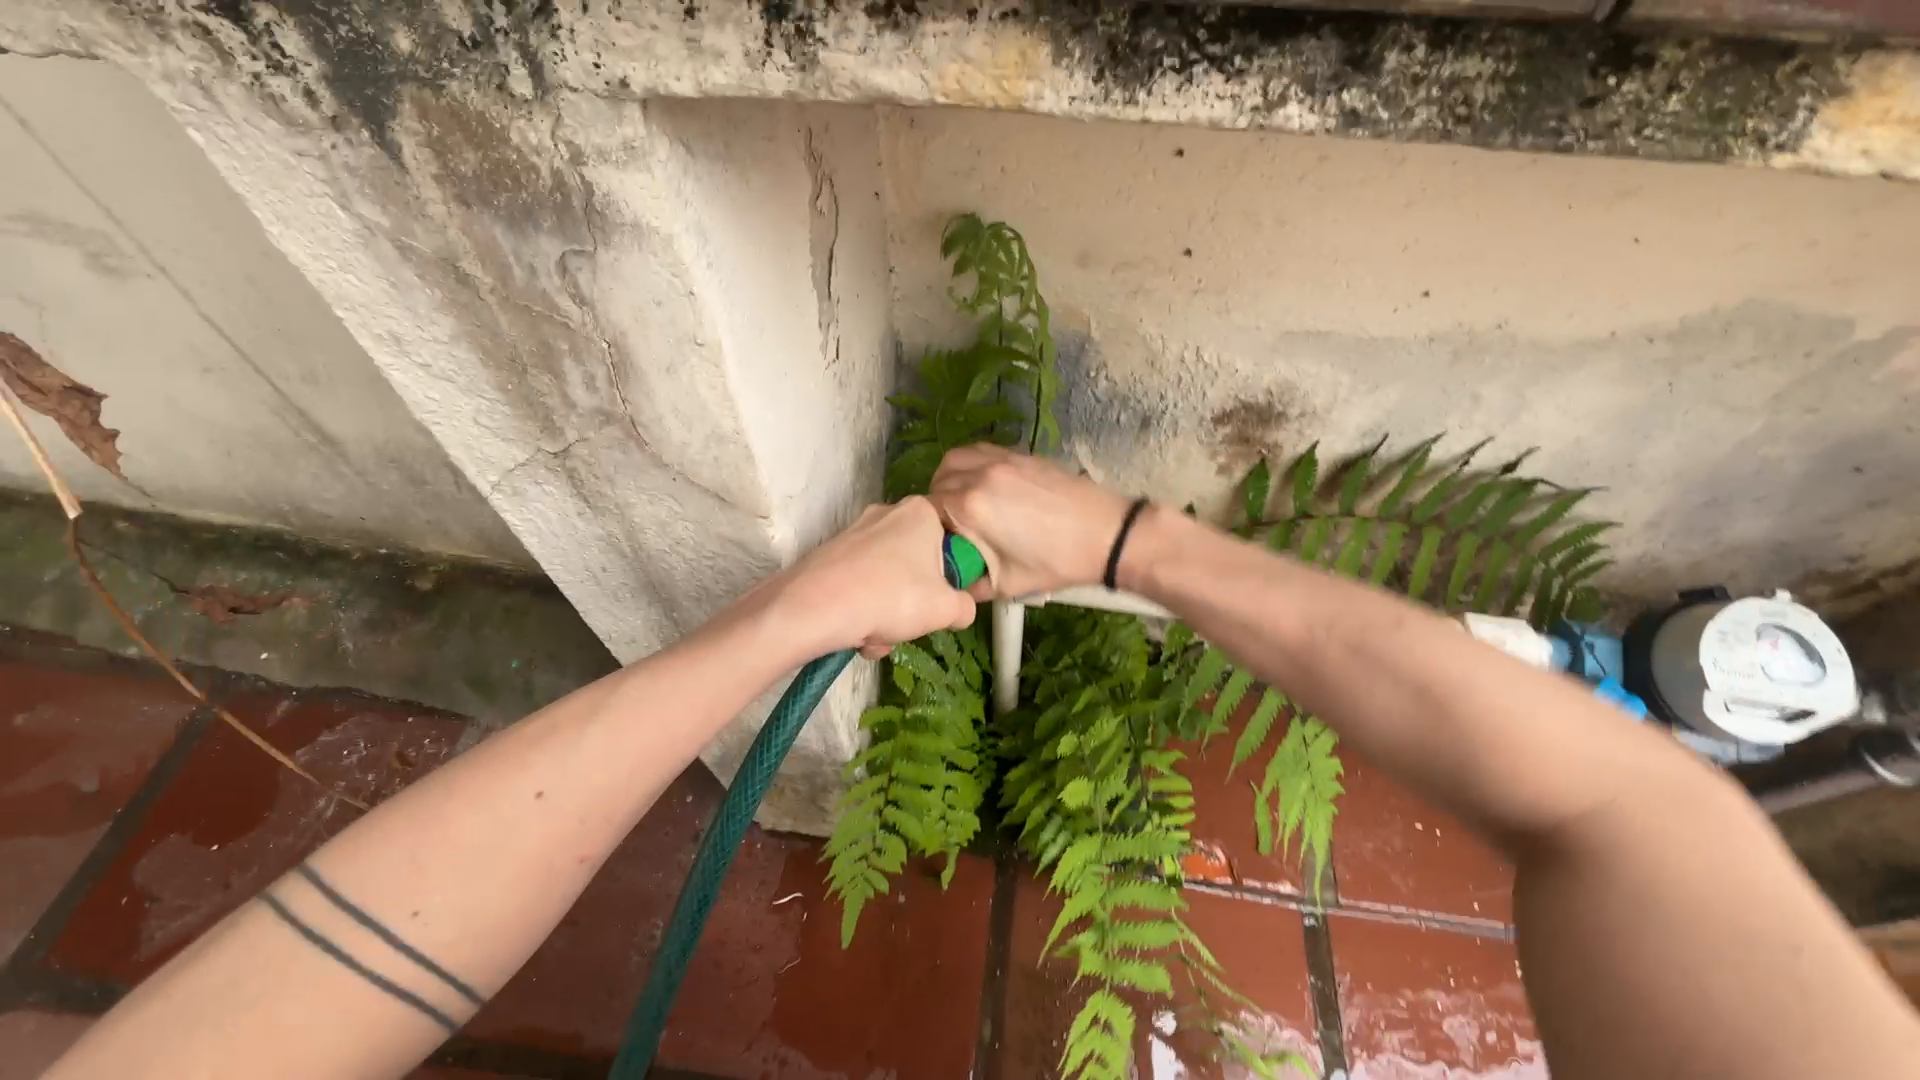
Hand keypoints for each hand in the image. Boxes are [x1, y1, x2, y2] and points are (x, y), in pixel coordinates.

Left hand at [767, 496, 976, 658]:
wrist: (815, 607)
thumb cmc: (892, 597)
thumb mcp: (946, 609)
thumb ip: (966, 607)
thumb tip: (961, 608)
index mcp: (922, 512)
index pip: (954, 539)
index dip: (957, 574)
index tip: (950, 599)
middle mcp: (887, 512)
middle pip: (919, 561)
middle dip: (917, 599)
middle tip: (913, 623)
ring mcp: (855, 532)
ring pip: (889, 578)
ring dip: (889, 613)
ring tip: (879, 635)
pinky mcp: (832, 554)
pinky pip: (862, 584)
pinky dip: (864, 609)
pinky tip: (858, 633)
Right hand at [929, 444, 1134, 597]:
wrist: (1107, 535)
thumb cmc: (1057, 562)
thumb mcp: (1007, 585)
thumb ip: (969, 585)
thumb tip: (949, 585)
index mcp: (971, 506)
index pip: (925, 510)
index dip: (927, 530)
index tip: (939, 545)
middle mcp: (980, 475)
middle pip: (936, 484)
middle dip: (937, 507)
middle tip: (952, 530)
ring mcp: (1001, 459)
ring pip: (953, 461)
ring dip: (948, 481)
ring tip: (962, 505)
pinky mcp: (1019, 454)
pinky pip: (979, 451)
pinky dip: (970, 466)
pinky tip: (982, 488)